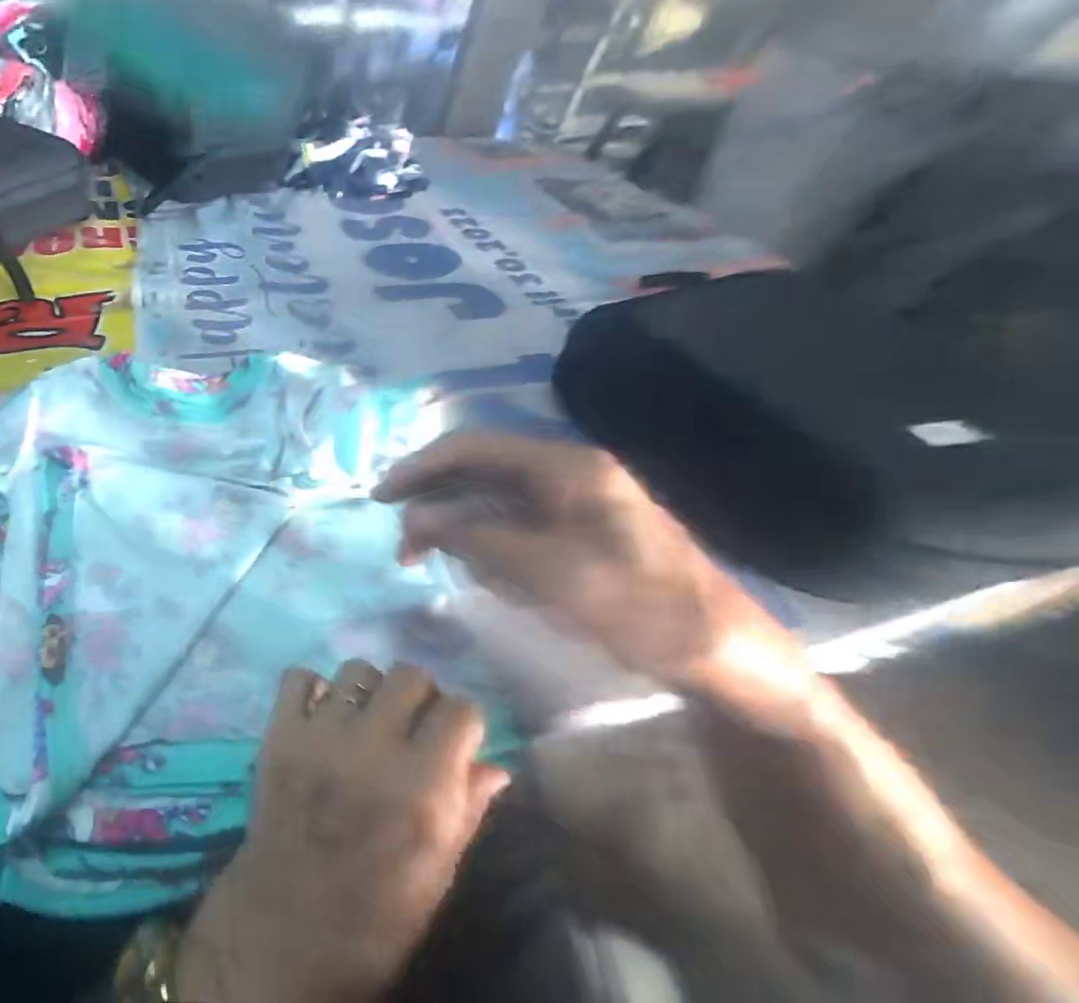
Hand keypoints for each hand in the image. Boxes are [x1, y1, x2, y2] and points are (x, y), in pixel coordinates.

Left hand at [176, 662, 508, 1002]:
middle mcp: (373, 743)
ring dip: (368, 690)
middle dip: (419, 696)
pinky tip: (319, 716)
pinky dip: (312, 688)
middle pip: (409, 674)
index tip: (455, 740)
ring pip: (356, 669)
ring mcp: (320, 731)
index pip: (461, 709)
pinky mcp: (278, 731)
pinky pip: (297, 677)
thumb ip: (467, 808)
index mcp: (424, 783)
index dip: (463, 723)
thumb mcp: (438, 871)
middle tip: (410, 726)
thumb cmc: (377, 913)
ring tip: (363, 721)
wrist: (288, 922)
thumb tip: (494, 766)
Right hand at [373, 432, 795, 689]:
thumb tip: (414, 516)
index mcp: (566, 469)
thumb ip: (476, 539)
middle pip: (477, 469)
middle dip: (431, 498)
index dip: (419, 467)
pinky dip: (480, 541)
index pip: (472, 447)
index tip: (380, 498)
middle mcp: (566, 474)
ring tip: (422, 558)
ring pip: (489, 497)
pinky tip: (475, 571)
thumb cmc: (641, 611)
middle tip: (397, 536)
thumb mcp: (550, 575)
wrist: (725, 657)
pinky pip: (510, 523)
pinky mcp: (575, 530)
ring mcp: (572, 502)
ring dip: (451, 523)